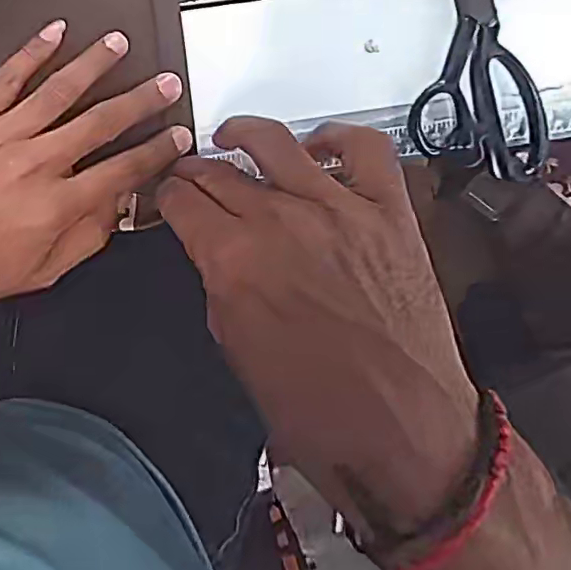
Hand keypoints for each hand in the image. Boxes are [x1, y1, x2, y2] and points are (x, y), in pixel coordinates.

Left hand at [0, 20, 192, 355]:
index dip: (156, 151)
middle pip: (101, 121)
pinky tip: (54, 33)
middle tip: (165, 83)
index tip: (175, 136)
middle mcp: (35, 163)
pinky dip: (32, 52)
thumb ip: (85, 237)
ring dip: (94, 64)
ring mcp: (2, 135)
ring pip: (60, 90)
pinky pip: (8, 78)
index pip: (122, 170)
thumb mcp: (39, 271)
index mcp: (55, 204)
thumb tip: (114, 205)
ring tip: (118, 44)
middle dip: (141, 100)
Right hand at [158, 117, 480, 533]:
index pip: (180, 198)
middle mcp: (280, 223)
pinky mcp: (387, 213)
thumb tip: (210, 248)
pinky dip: (337, 138)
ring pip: (273, 140)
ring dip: (242, 134)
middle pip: (216, 170)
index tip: (166, 195)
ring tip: (233, 137)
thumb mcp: (235, 344)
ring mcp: (337, 211)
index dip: (165, 193)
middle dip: (192, 170)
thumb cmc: (320, 408)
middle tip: (190, 176)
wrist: (404, 435)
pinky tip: (318, 148)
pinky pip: (363, 149)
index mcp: (233, 260)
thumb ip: (216, 280)